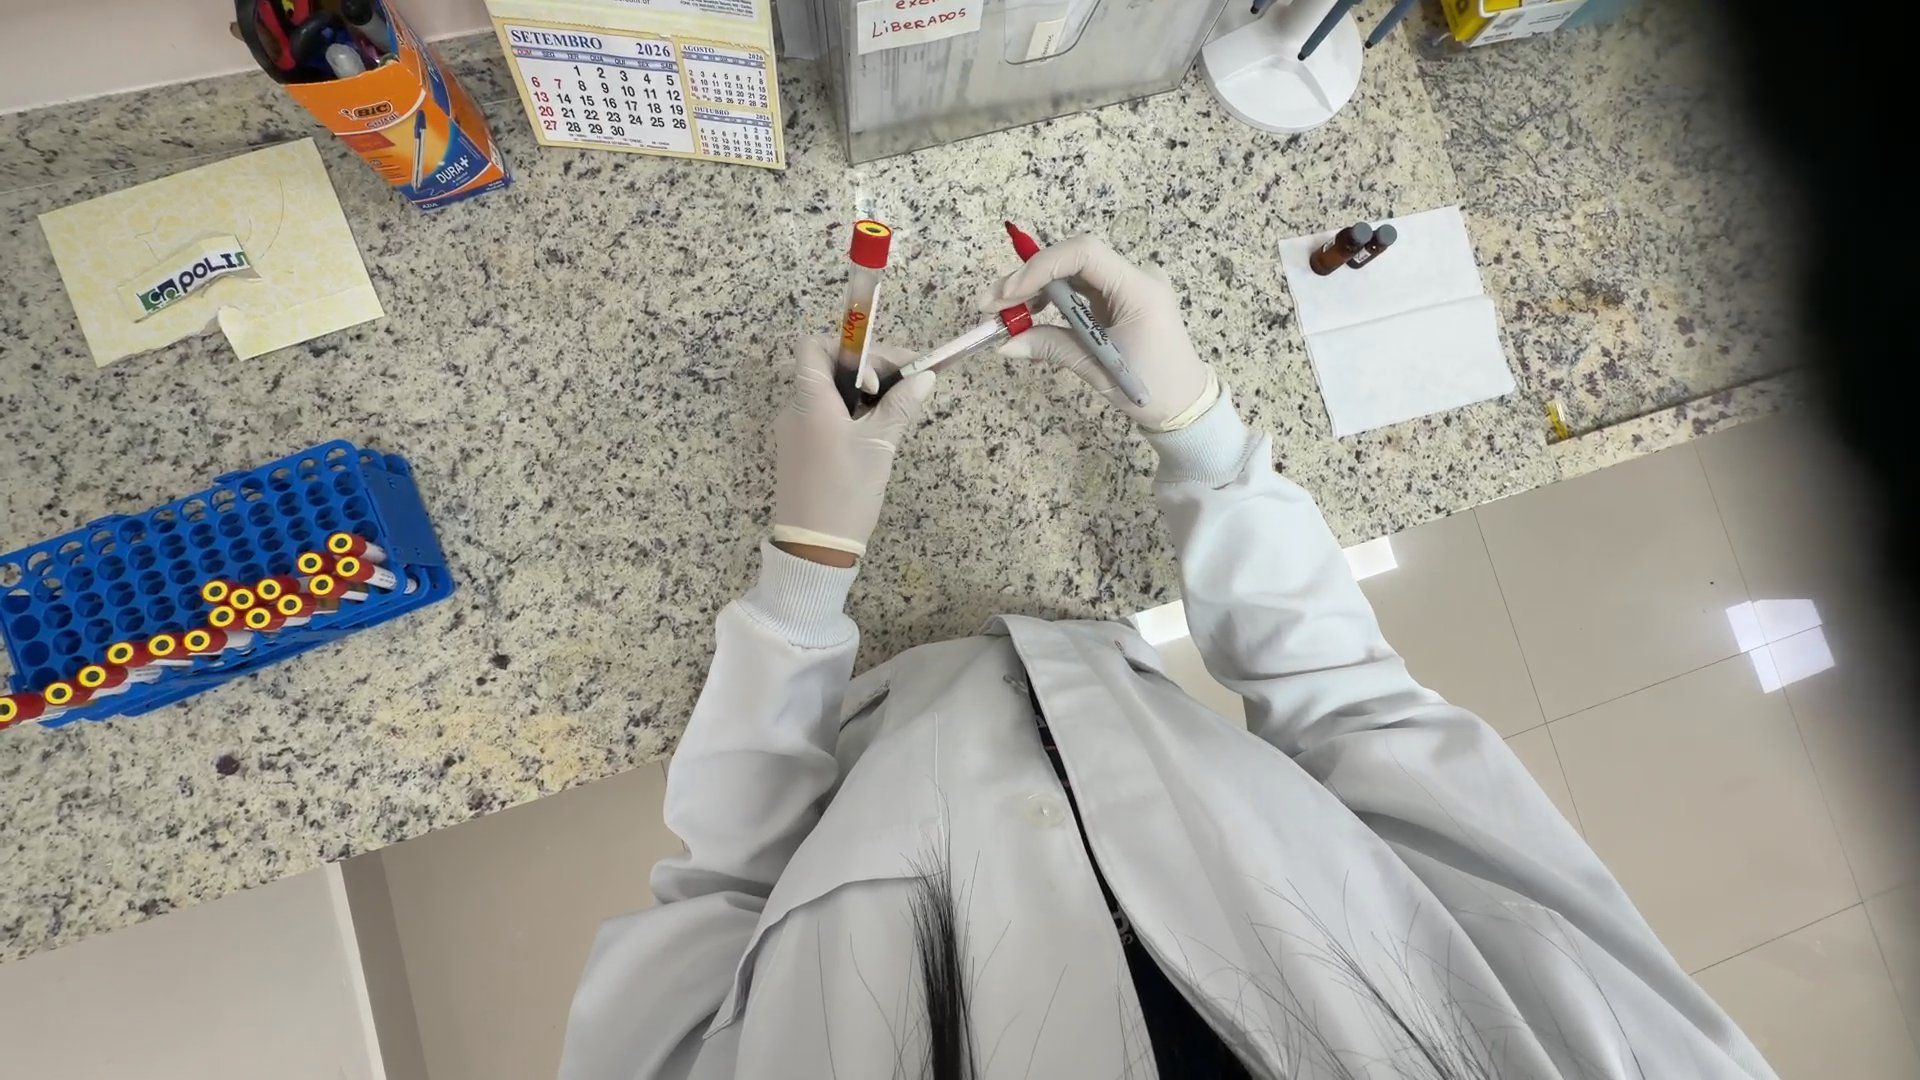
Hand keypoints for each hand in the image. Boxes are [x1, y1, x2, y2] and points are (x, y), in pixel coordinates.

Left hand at [772, 335, 934, 560]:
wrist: (814, 547)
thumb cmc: (845, 491)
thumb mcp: (879, 445)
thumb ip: (900, 406)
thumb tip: (925, 376)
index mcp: (809, 400)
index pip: (814, 346)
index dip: (848, 347)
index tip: (881, 371)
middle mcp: (795, 409)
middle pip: (826, 367)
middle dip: (866, 370)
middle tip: (903, 384)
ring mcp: (794, 431)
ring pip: (828, 393)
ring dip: (861, 393)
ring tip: (895, 408)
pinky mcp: (800, 451)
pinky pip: (824, 416)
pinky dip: (850, 413)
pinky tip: (875, 430)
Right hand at [976, 235, 1217, 431]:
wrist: (1184, 404)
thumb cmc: (1150, 388)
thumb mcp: (1098, 368)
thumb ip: (1052, 347)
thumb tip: (1006, 344)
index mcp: (1138, 289)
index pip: (1083, 255)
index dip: (1041, 267)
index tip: (1009, 294)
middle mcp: (1134, 278)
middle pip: (1072, 259)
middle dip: (1027, 278)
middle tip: (990, 303)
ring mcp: (1125, 287)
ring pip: (1071, 272)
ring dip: (1034, 287)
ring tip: (1002, 310)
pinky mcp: (1117, 300)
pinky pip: (1079, 288)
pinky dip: (1050, 298)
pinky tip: (1028, 312)